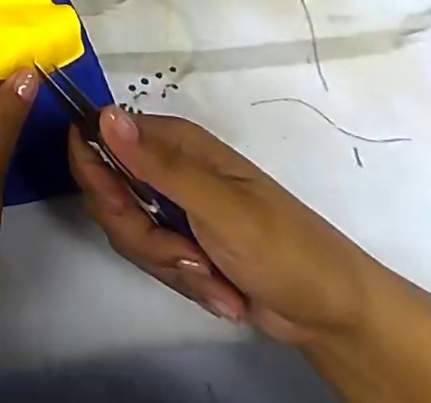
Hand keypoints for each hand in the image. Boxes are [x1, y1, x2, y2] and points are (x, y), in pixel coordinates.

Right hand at [70, 109, 430, 402]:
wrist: (334, 315)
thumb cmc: (285, 248)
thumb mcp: (219, 206)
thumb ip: (157, 164)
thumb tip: (104, 115)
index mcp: (173, 142)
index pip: (101, 136)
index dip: (95, 169)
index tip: (115, 204)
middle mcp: (164, 166)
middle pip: (107, 192)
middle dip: (141, 235)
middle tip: (185, 255)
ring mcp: (169, 205)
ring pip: (124, 230)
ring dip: (167, 264)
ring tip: (215, 278)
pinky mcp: (176, 241)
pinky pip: (147, 257)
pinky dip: (182, 280)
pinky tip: (222, 291)